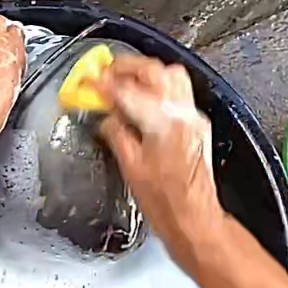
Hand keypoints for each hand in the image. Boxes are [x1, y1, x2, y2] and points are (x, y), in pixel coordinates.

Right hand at [95, 54, 227, 267]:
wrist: (195, 220)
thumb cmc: (166, 203)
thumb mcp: (131, 167)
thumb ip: (117, 133)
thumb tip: (107, 117)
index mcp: (163, 123)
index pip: (129, 90)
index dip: (105, 82)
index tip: (90, 78)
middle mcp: (183, 114)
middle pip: (155, 71)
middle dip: (127, 67)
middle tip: (105, 72)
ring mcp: (193, 117)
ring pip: (171, 76)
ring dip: (145, 73)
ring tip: (123, 81)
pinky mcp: (197, 124)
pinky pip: (178, 92)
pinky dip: (158, 89)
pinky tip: (143, 101)